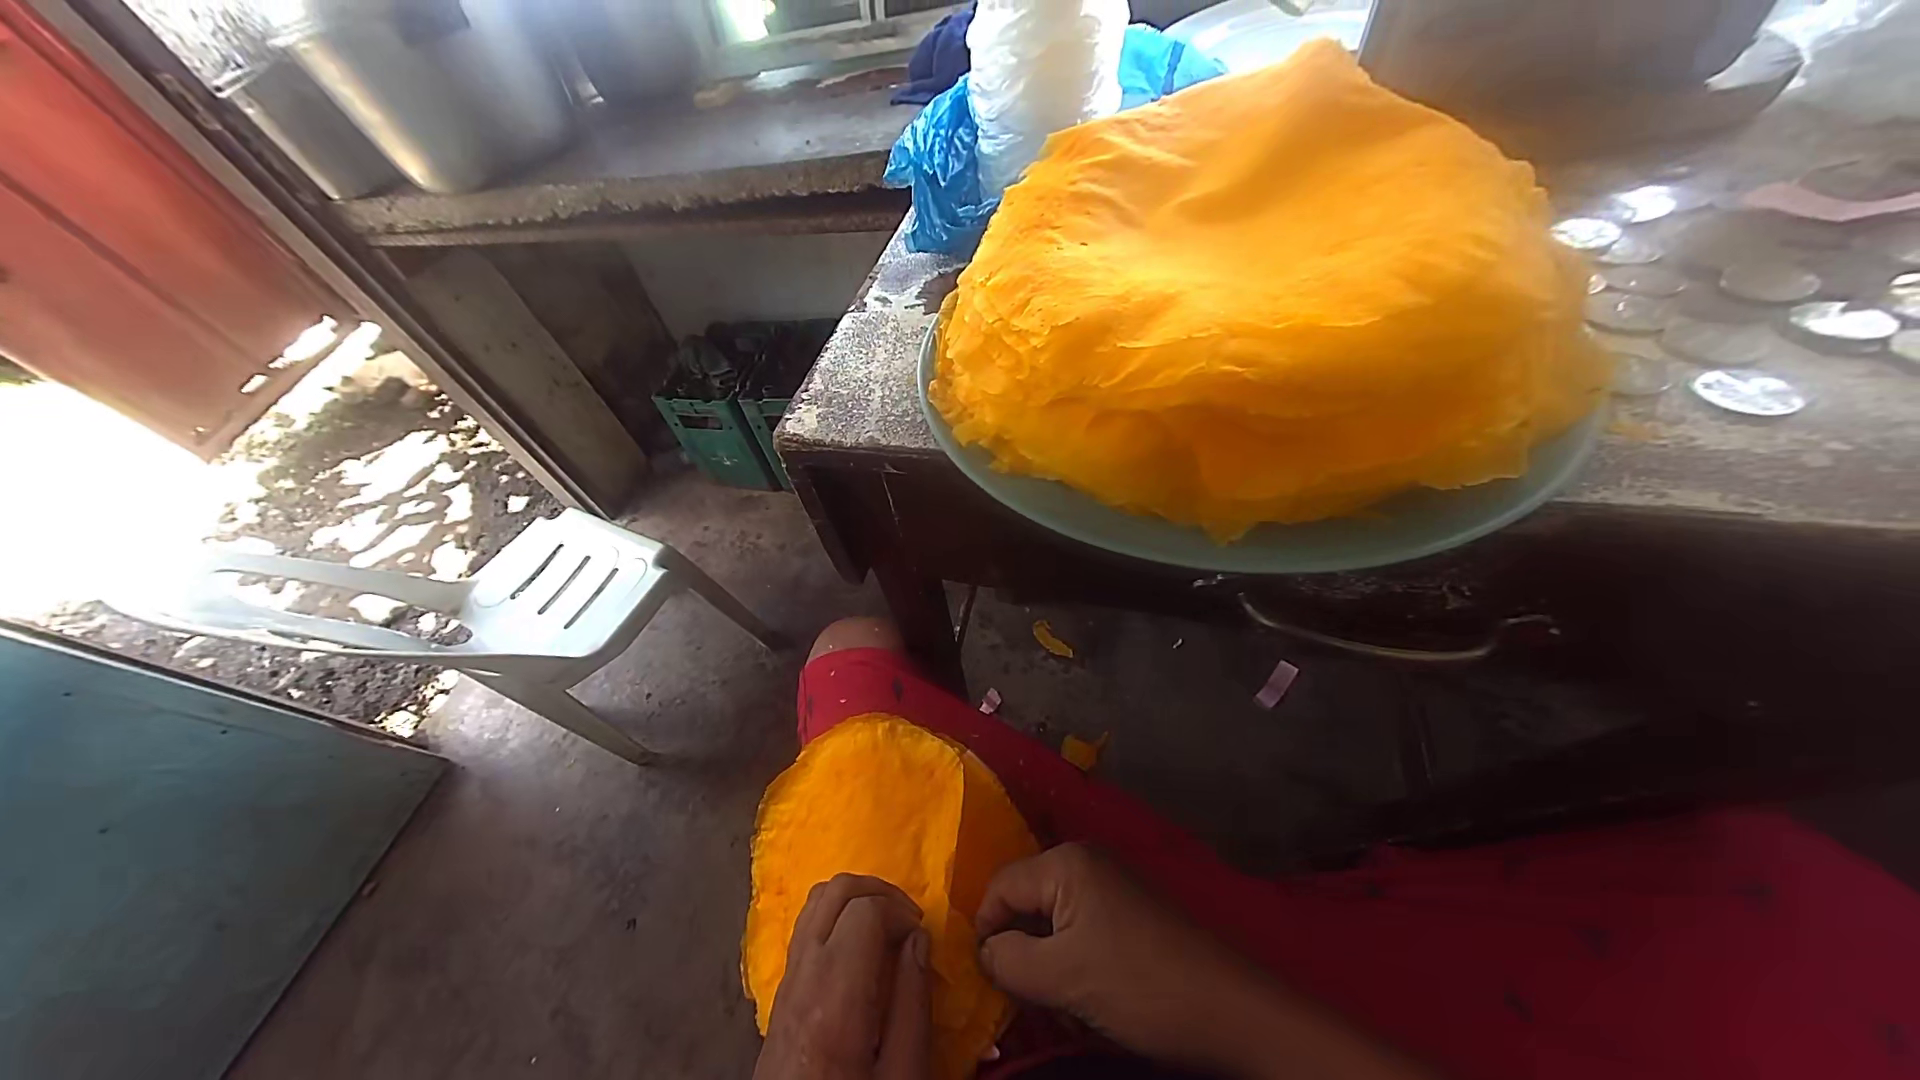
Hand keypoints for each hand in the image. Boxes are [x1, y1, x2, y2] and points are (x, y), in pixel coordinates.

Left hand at [754, 874, 932, 1079]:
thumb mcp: (903, 1077)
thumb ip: (913, 1003)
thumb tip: (918, 940)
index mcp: (836, 994)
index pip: (865, 909)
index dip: (901, 911)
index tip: (922, 937)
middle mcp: (804, 973)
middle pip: (835, 890)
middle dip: (879, 891)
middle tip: (909, 922)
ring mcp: (787, 980)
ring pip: (816, 901)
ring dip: (856, 900)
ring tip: (888, 929)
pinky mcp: (781, 993)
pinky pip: (808, 928)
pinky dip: (838, 918)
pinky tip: (860, 950)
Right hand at [974, 843, 1266, 1070]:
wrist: (1231, 1009)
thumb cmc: (1139, 986)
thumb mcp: (1061, 979)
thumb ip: (1007, 960)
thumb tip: (985, 950)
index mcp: (1065, 863)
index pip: (1000, 887)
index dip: (986, 932)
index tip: (990, 980)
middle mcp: (1086, 861)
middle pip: (1027, 902)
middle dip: (1024, 954)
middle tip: (1034, 1001)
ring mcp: (1113, 884)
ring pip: (1054, 922)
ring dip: (1050, 967)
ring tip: (1071, 1010)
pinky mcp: (1131, 910)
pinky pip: (1083, 930)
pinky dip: (1076, 965)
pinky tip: (1094, 1003)